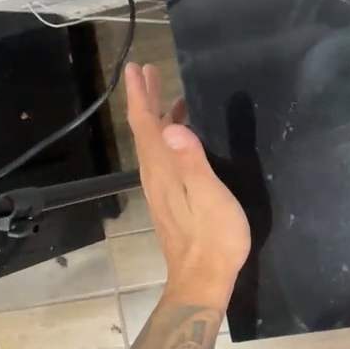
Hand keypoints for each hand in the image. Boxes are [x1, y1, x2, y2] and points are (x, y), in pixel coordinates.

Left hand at [124, 62, 250, 310]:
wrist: (203, 280)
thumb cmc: (213, 238)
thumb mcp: (209, 198)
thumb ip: (192, 163)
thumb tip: (173, 127)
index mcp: (164, 171)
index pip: (146, 125)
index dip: (141, 96)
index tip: (136, 68)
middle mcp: (156, 176)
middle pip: (145, 131)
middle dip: (145, 100)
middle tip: (147, 71)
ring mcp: (162, 189)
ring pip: (153, 144)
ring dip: (156, 116)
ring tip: (167, 95)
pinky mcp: (171, 199)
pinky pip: (163, 157)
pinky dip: (167, 136)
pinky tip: (182, 137)